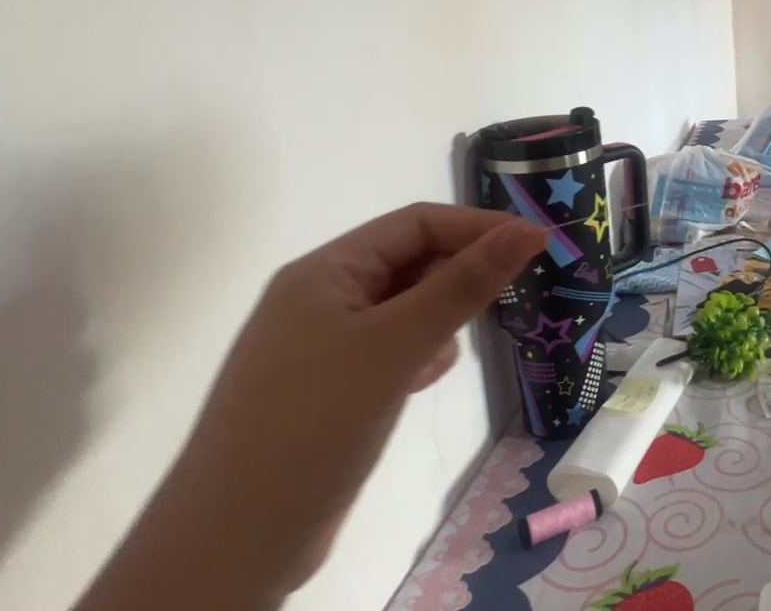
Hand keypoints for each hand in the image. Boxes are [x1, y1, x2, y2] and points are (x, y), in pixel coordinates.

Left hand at [77, 204, 544, 610]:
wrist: (232, 546)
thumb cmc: (314, 424)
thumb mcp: (397, 345)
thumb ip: (464, 284)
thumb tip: (529, 230)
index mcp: (324, 272)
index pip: (415, 224)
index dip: (478, 226)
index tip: (537, 243)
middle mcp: (320, 299)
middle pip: (408, 262)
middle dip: (460, 272)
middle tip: (514, 292)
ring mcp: (321, 347)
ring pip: (403, 307)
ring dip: (440, 316)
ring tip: (454, 346)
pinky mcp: (330, 390)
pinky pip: (389, 349)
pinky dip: (418, 352)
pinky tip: (426, 378)